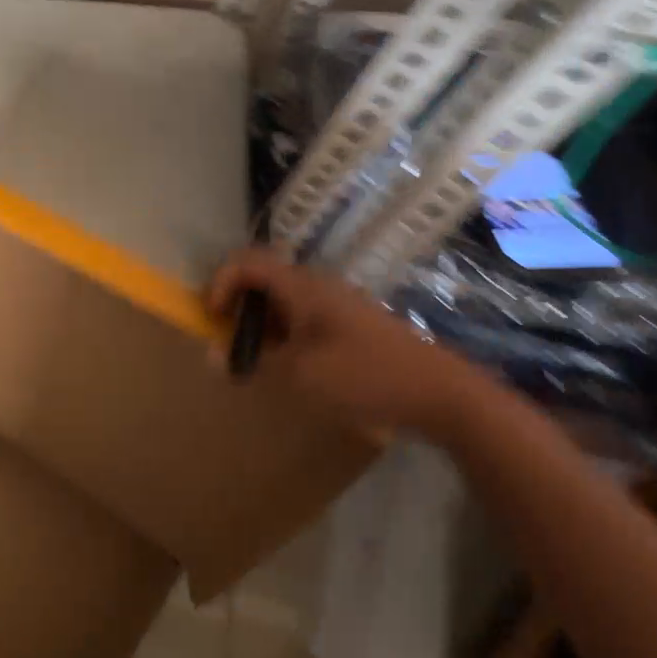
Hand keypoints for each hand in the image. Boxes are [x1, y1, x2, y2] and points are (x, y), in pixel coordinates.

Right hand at [206, 247, 488, 436]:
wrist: (444, 396)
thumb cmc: (364, 376)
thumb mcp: (298, 373)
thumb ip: (251, 361)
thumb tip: (212, 355)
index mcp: (303, 287)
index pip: (246, 262)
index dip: (220, 283)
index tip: (214, 318)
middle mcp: (319, 286)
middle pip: (263, 279)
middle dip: (238, 307)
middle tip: (232, 341)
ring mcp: (340, 304)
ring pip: (284, 300)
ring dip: (262, 324)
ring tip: (261, 359)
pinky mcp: (354, 324)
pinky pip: (305, 316)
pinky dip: (286, 333)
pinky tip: (294, 365)